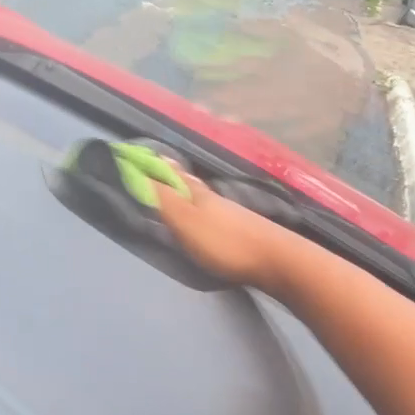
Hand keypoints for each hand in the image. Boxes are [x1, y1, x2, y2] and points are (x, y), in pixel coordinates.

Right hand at [153, 171, 305, 290]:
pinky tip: (206, 211)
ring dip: (188, 187)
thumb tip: (138, 171)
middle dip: (173, 173)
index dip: (157, 166)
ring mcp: (231, 212)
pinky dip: (203, 204)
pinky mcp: (242, 229)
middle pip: (189, 181)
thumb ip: (162, 199)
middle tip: (159, 164)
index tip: (141, 154)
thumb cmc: (225, 242)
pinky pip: (214, 209)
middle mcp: (214, 197)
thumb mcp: (186, 220)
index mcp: (198, 194)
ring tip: (178, 185)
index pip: (172, 174)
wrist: (277, 260)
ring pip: (203, 194)